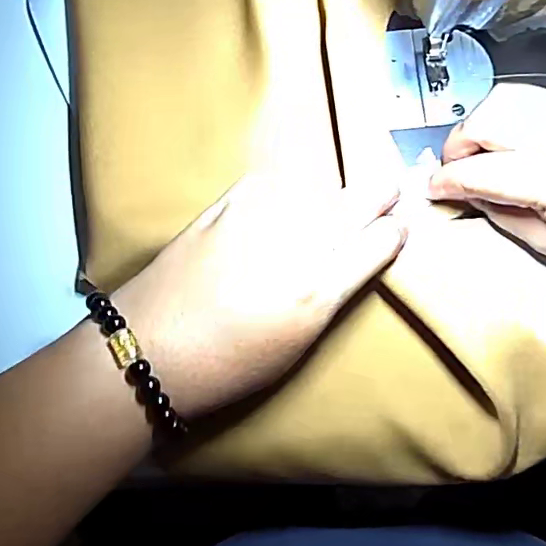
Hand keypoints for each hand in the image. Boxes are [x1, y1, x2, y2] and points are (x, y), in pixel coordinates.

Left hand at [110, 172, 406, 417]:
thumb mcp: (298, 342)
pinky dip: (288, 190)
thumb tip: (361, 258)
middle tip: (386, 198)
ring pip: (322, 186)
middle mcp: (297, 245)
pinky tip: (284, 204)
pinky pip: (276, 182)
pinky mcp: (227, 202)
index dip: (396, 232)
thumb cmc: (230, 363)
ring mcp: (260, 217)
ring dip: (334, 195)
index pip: (382, 240)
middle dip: (380, 197)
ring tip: (327, 211)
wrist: (149, 347)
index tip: (396, 231)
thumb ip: (335, 293)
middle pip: (360, 200)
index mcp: (318, 290)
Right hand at [426, 83, 545, 296]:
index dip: (449, 179)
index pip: (484, 169)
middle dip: (460, 143)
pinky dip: (509, 116)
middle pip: (489, 117)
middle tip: (455, 171)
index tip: (434, 188)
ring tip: (479, 155)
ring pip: (508, 97)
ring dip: (481, 124)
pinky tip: (510, 142)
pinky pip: (534, 98)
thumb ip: (502, 213)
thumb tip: (467, 193)